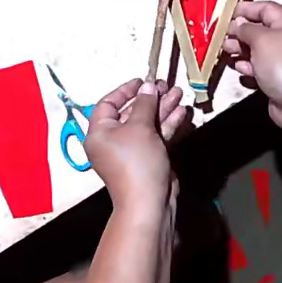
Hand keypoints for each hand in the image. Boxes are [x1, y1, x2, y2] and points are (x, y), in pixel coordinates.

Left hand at [85, 79, 187, 221]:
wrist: (148, 200)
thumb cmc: (137, 160)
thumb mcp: (140, 127)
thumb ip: (145, 104)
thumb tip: (148, 86)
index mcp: (100, 132)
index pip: (107, 104)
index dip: (125, 90)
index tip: (142, 81)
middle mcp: (113, 140)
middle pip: (131, 112)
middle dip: (151, 99)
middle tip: (167, 86)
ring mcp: (132, 150)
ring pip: (147, 123)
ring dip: (163, 108)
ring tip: (179, 93)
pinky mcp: (149, 157)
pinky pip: (156, 136)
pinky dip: (168, 124)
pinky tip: (182, 112)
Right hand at [222, 1, 281, 137]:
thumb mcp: (262, 39)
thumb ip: (246, 29)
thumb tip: (238, 24)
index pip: (266, 9)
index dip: (246, 9)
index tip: (227, 14)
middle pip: (259, 31)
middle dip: (239, 33)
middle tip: (223, 40)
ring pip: (256, 53)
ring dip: (241, 53)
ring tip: (228, 56)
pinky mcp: (277, 82)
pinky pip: (259, 73)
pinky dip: (248, 72)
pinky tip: (242, 74)